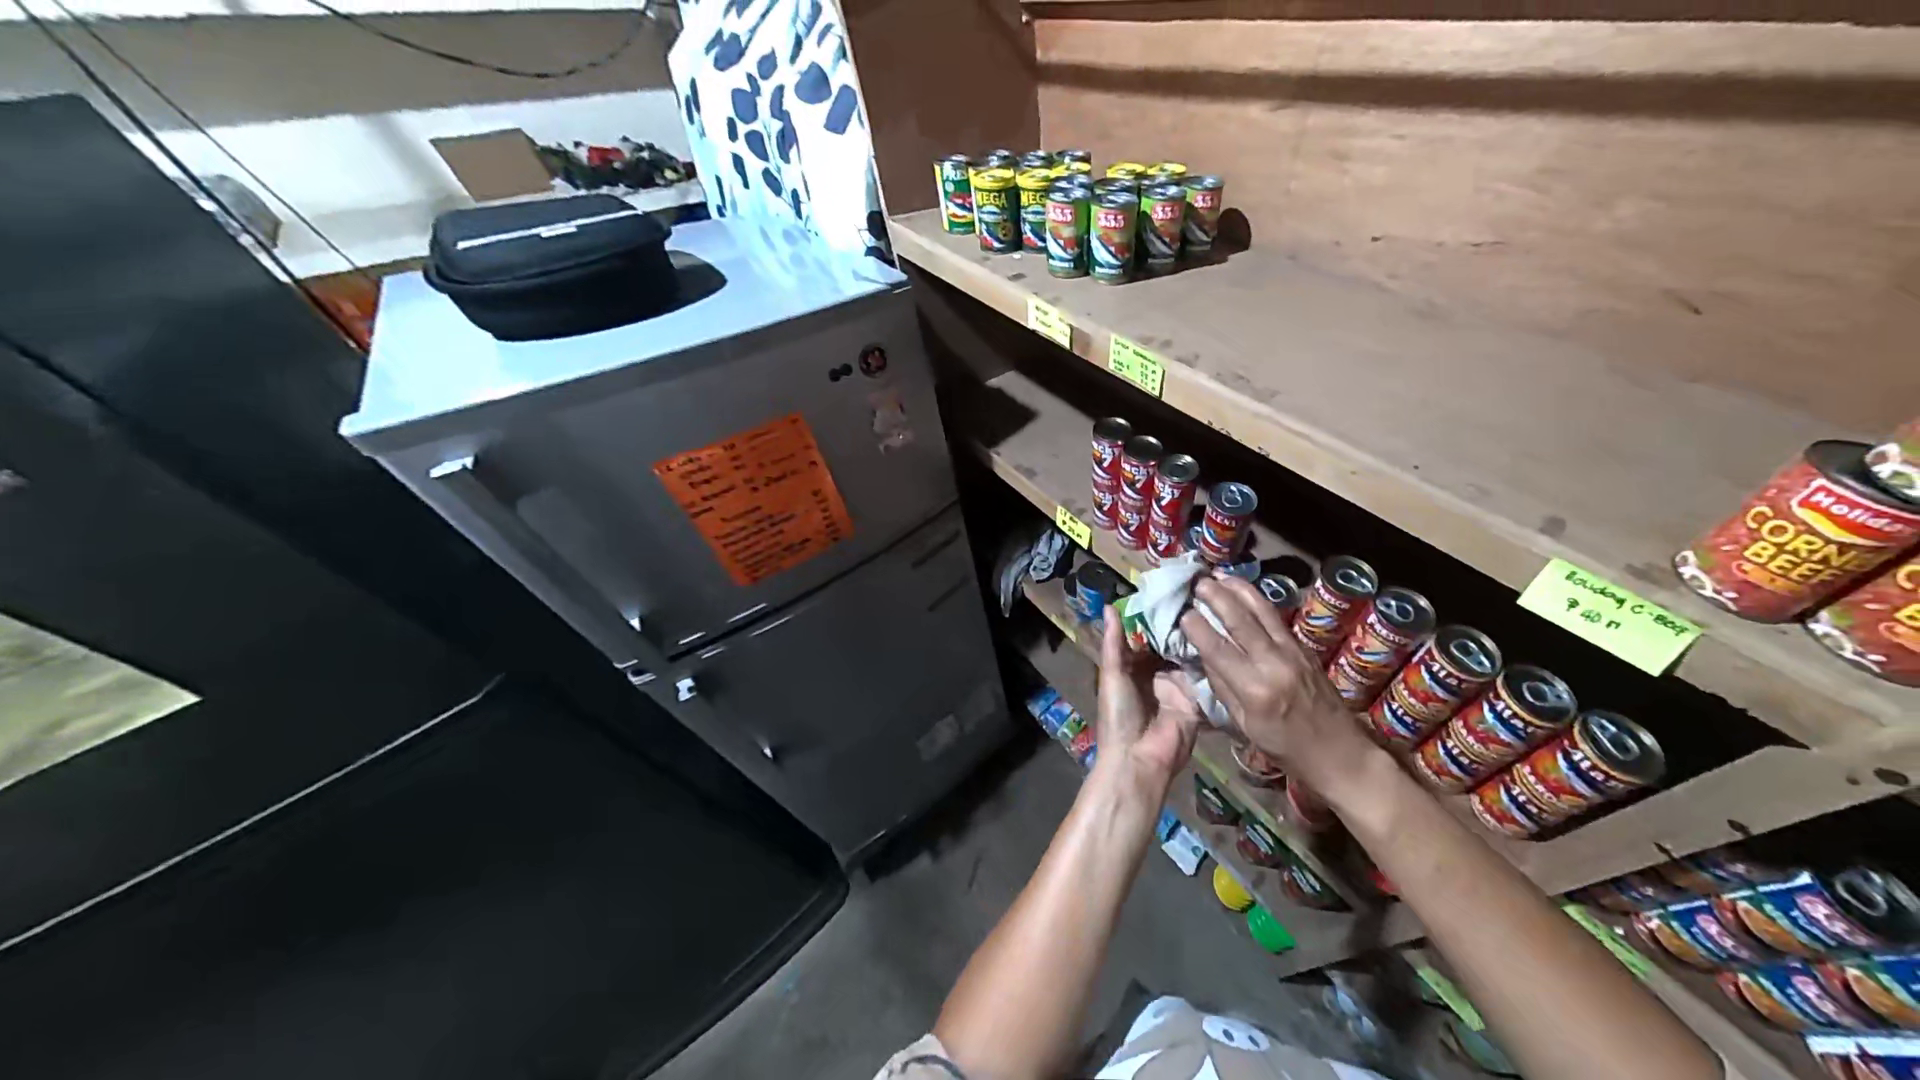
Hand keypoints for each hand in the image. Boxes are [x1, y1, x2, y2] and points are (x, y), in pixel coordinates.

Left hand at [1095, 604, 1202, 799]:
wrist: (1140, 758)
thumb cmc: (1120, 714)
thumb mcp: (1113, 674)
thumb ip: (1114, 642)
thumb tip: (1109, 606)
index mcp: (1134, 666)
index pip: (1148, 635)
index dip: (1158, 616)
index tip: (1174, 589)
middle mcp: (1157, 673)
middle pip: (1172, 644)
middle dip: (1183, 625)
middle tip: (1201, 593)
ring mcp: (1179, 685)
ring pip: (1190, 656)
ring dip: (1199, 638)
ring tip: (1215, 609)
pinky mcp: (1197, 698)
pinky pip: (1205, 675)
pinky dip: (1212, 659)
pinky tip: (1225, 636)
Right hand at [1178, 575, 1383, 804]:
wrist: (1339, 753)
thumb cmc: (1284, 748)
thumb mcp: (1244, 724)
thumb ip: (1222, 686)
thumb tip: (1203, 655)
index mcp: (1254, 690)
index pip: (1217, 649)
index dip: (1197, 627)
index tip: (1181, 612)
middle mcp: (1273, 664)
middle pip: (1240, 621)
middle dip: (1216, 597)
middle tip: (1197, 582)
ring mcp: (1292, 652)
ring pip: (1261, 612)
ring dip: (1238, 590)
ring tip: (1219, 575)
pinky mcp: (1304, 648)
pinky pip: (1275, 618)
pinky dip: (1257, 601)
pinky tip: (1244, 591)